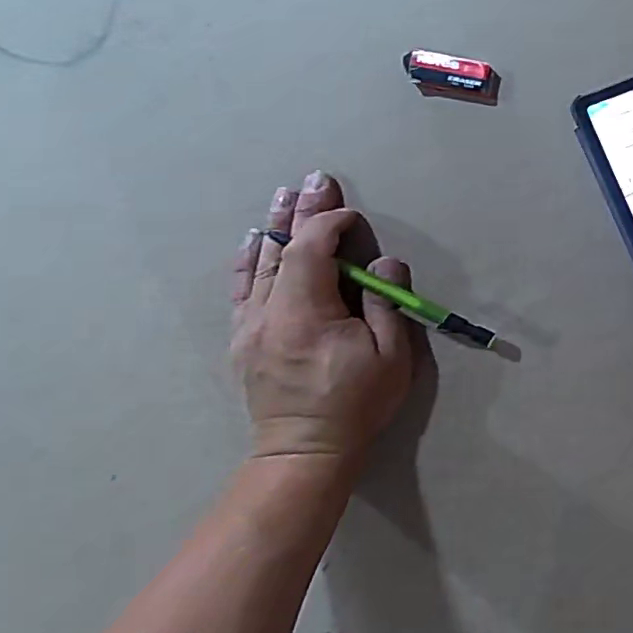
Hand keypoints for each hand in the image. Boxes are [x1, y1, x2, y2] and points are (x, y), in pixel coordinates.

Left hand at [229, 171, 418, 459]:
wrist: (303, 453)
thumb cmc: (355, 405)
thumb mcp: (390, 358)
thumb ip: (386, 305)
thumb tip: (383, 264)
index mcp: (306, 314)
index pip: (311, 251)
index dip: (330, 224)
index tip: (352, 216)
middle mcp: (269, 312)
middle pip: (283, 249)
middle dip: (302, 212)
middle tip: (316, 179)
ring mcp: (250, 325)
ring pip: (260, 264)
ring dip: (276, 226)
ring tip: (286, 194)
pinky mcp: (244, 339)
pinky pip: (242, 288)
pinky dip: (250, 259)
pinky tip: (255, 238)